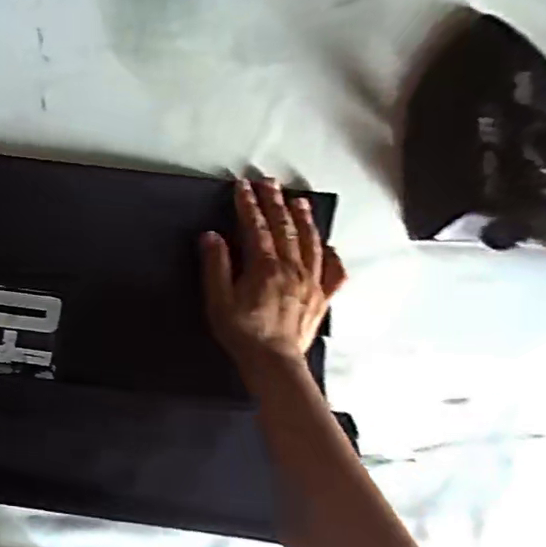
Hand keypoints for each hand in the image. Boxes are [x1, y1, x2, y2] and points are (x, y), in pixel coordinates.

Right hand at [199, 179, 345, 384]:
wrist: (274, 363)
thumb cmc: (242, 333)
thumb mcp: (217, 300)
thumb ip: (216, 266)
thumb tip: (212, 237)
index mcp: (265, 267)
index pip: (255, 228)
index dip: (248, 205)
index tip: (242, 187)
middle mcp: (293, 269)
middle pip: (285, 228)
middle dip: (275, 203)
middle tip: (269, 183)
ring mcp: (312, 282)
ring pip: (311, 242)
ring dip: (304, 219)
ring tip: (299, 201)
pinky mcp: (322, 298)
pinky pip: (334, 271)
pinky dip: (332, 255)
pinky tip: (329, 246)